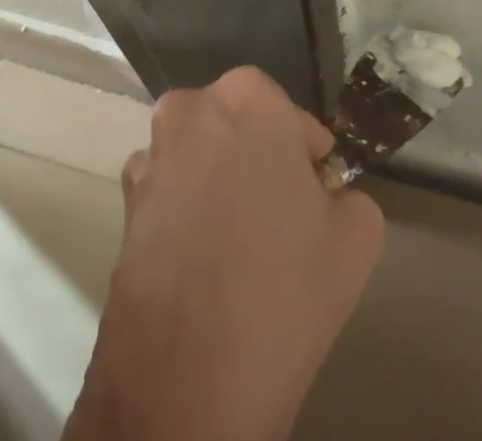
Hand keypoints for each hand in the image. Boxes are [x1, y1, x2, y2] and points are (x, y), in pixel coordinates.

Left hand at [64, 67, 386, 440]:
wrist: (187, 382)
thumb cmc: (286, 290)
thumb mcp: (359, 232)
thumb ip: (344, 191)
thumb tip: (319, 195)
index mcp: (247, 100)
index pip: (290, 115)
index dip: (306, 157)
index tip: (315, 196)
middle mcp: (187, 113)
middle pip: (239, 127)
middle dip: (261, 160)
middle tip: (283, 217)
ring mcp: (147, 161)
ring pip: (203, 159)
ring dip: (222, 185)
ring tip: (242, 248)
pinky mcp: (122, 209)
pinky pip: (173, 195)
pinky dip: (191, 215)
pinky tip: (208, 266)